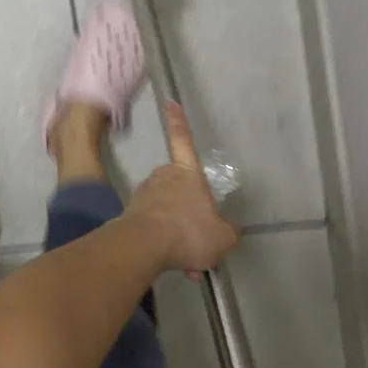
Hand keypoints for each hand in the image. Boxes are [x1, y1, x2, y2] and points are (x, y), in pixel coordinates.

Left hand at [122, 102, 239, 274]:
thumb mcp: (223, 237)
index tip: (170, 102)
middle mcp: (165, 176)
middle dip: (192, 216)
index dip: (179, 122)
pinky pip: (158, 227)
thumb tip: (232, 228)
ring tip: (190, 262)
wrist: (145, 244)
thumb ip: (230, 230)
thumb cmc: (189, 231)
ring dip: (181, 235)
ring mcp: (147, 193)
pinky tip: (177, 265)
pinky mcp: (135, 211)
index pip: (184, 141)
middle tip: (202, 242)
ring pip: (171, 213)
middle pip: (182, 192)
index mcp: (187, 174)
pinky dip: (168, 244)